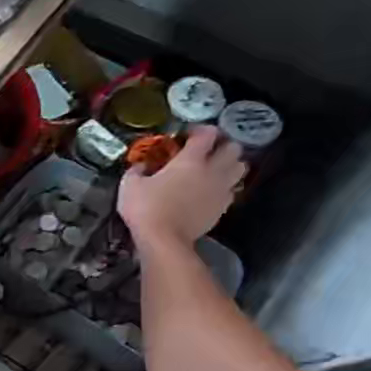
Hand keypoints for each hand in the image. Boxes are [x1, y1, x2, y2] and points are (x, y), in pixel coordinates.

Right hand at [118, 126, 244, 252]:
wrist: (164, 241)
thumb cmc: (146, 209)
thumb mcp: (130, 186)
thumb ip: (137, 171)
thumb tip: (141, 166)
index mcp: (190, 160)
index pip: (207, 133)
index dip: (200, 129)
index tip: (189, 135)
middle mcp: (211, 170)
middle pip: (233, 148)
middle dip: (223, 145)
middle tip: (208, 151)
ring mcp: (219, 190)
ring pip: (240, 168)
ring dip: (230, 165)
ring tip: (216, 169)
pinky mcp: (222, 209)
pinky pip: (232, 191)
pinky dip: (226, 187)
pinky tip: (212, 191)